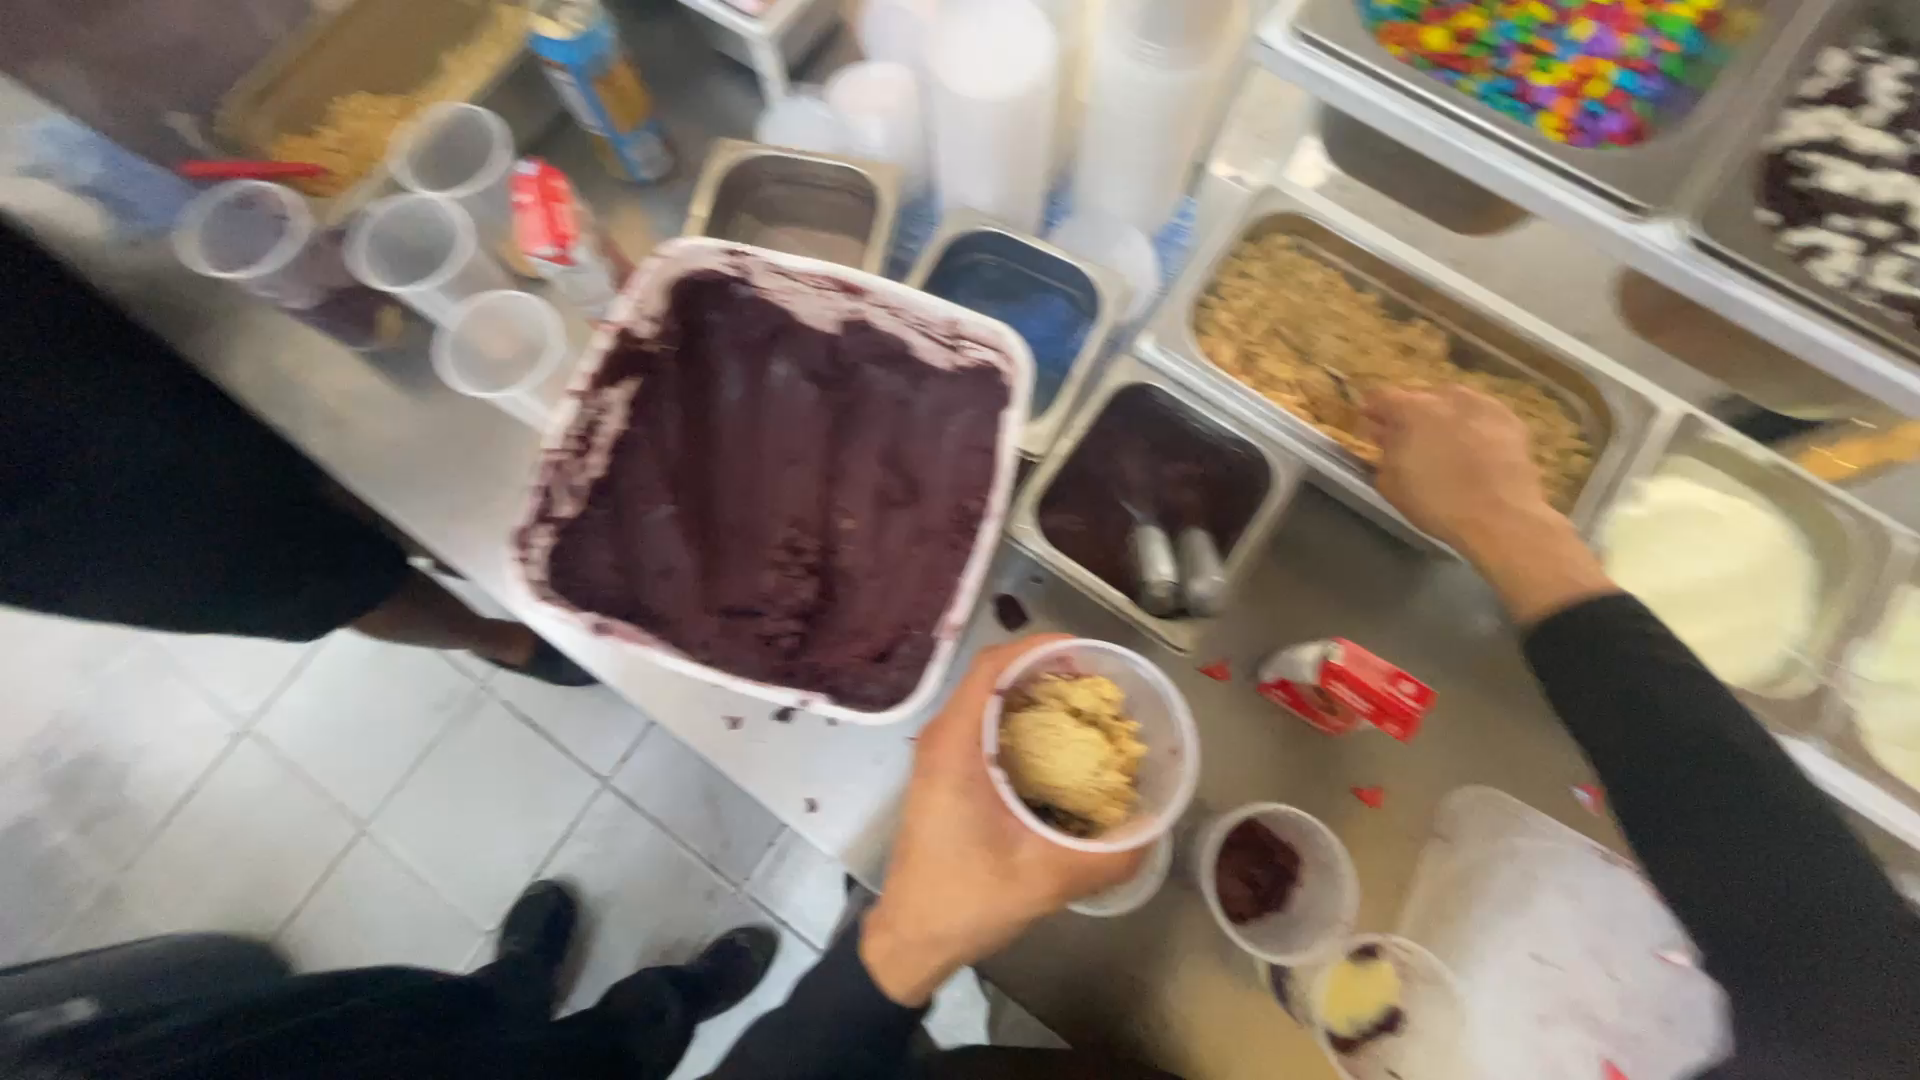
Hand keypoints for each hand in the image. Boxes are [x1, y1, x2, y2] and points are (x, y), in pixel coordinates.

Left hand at [859, 637, 1147, 1006]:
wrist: (911, 937)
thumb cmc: (967, 900)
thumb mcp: (1046, 878)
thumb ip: (1107, 857)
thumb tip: (1152, 830)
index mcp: (956, 744)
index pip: (992, 666)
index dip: (1038, 648)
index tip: (1086, 654)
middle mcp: (942, 737)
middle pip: (992, 676)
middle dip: (1045, 669)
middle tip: (1097, 684)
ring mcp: (939, 753)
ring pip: (986, 698)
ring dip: (1032, 693)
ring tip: (1084, 706)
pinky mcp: (945, 771)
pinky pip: (983, 724)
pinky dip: (1019, 718)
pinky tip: (1055, 743)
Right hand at [1365, 386, 1616, 624]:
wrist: (1500, 516)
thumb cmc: (1434, 502)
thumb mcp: (1390, 481)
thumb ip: (1383, 449)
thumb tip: (1384, 434)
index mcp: (1411, 409)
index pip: (1379, 396)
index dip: (1371, 411)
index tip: (1370, 427)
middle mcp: (1447, 397)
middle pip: (1417, 395)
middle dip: (1406, 414)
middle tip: (1404, 439)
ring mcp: (1483, 405)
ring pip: (1450, 402)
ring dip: (1439, 417)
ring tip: (1439, 443)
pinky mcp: (1510, 419)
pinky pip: (1478, 415)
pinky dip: (1468, 425)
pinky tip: (1469, 449)